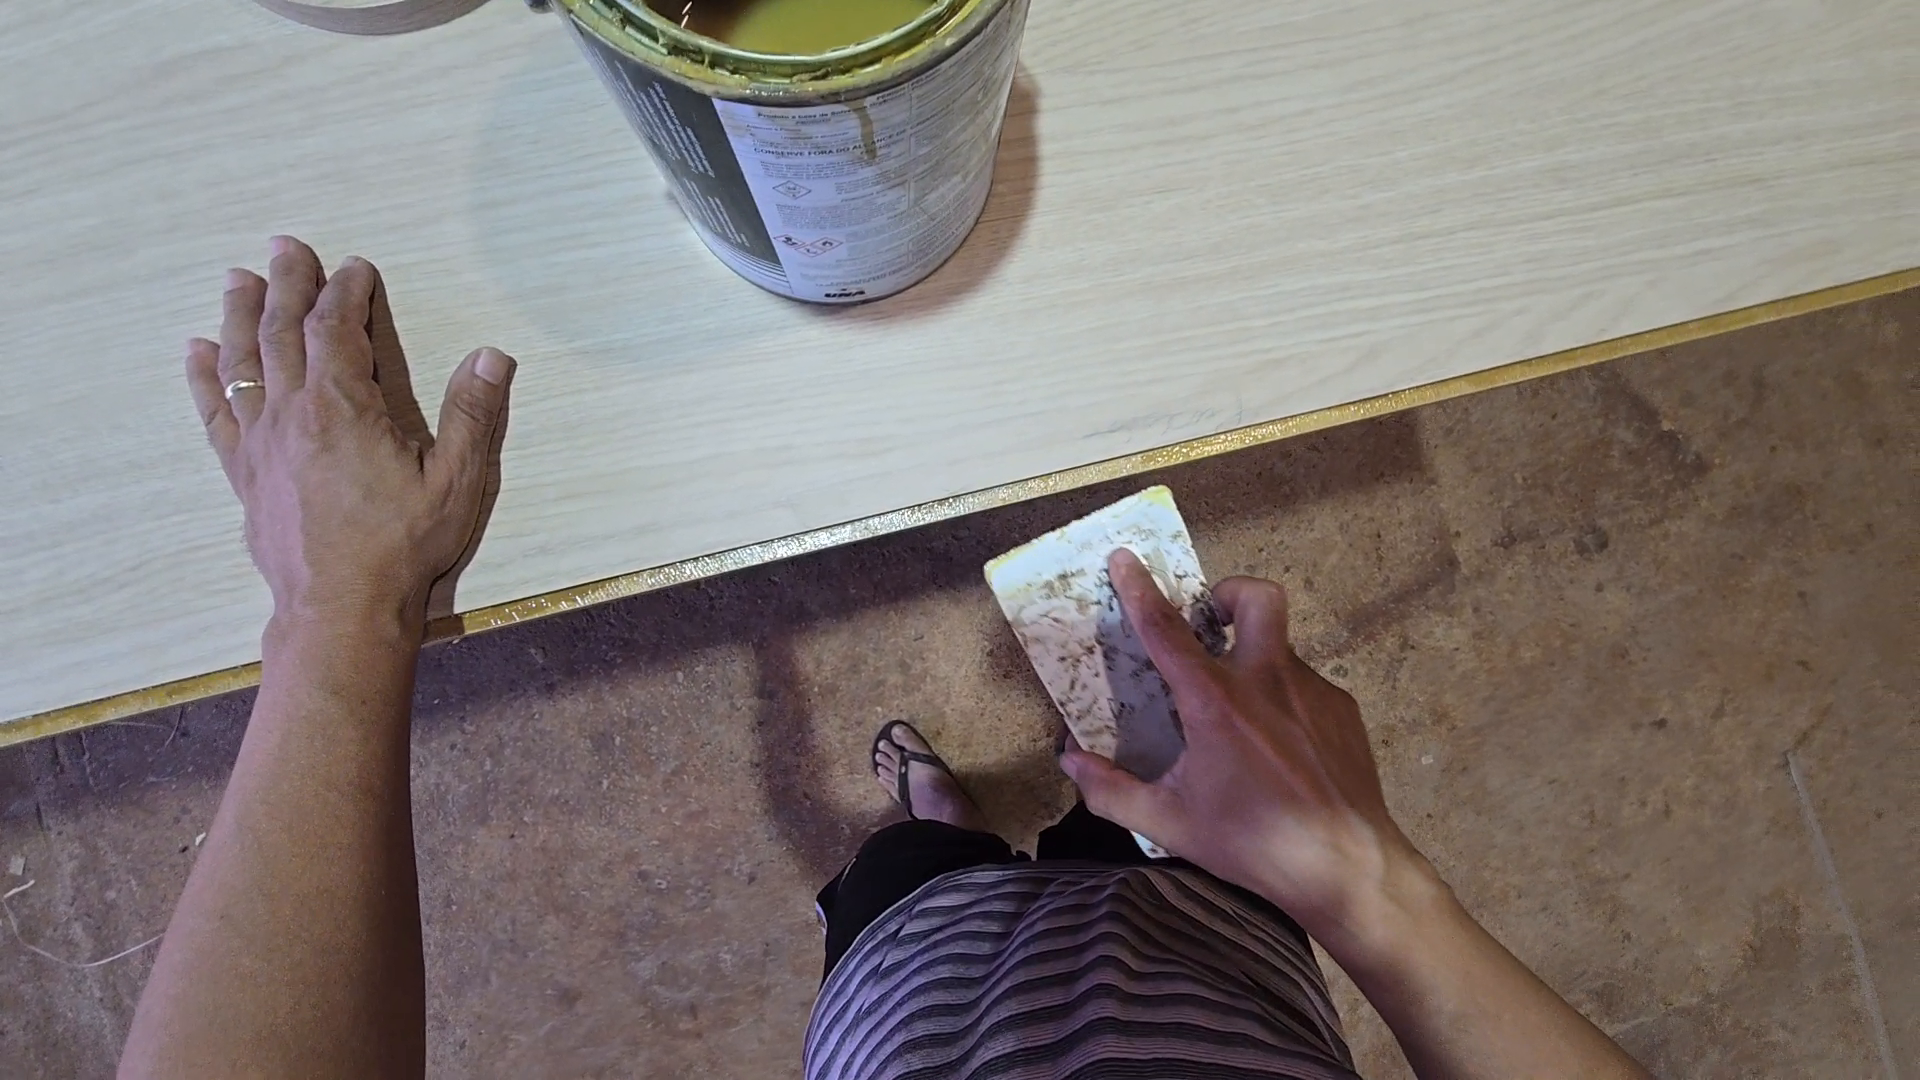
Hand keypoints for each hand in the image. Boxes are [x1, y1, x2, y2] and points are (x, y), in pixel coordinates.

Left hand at [186, 236, 514, 632]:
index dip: (346, 294)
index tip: (353, 266)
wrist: (343, 602)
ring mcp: (260, 442)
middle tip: (285, 246)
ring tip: (239, 280)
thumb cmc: (407, 541)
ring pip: (243, 363)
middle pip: (284, 334)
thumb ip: (474, 414)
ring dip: (243, 316)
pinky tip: (198, 351)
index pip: (339, 332)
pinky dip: (205, 375)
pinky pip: (216, 410)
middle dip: (288, 286)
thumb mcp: (460, 479)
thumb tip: (492, 355)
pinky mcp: (245, 470)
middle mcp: (291, 413)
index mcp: (344, 409)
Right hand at [1061, 549, 1427, 938]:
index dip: (1140, 589)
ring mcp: (1312, 691)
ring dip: (1251, 660)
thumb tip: (1069, 761)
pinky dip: (1280, 698)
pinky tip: (1280, 747)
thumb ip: (1111, 790)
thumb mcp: (1170, 823)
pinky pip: (1302, 684)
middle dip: (1228, 593)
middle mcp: (1266, 681)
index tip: (1125, 558)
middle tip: (1209, 623)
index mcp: (1215, 701)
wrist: (1352, 870)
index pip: (1167, 630)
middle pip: (1257, 598)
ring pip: (1278, 647)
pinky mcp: (1342, 710)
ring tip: (1241, 717)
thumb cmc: (1252, 841)